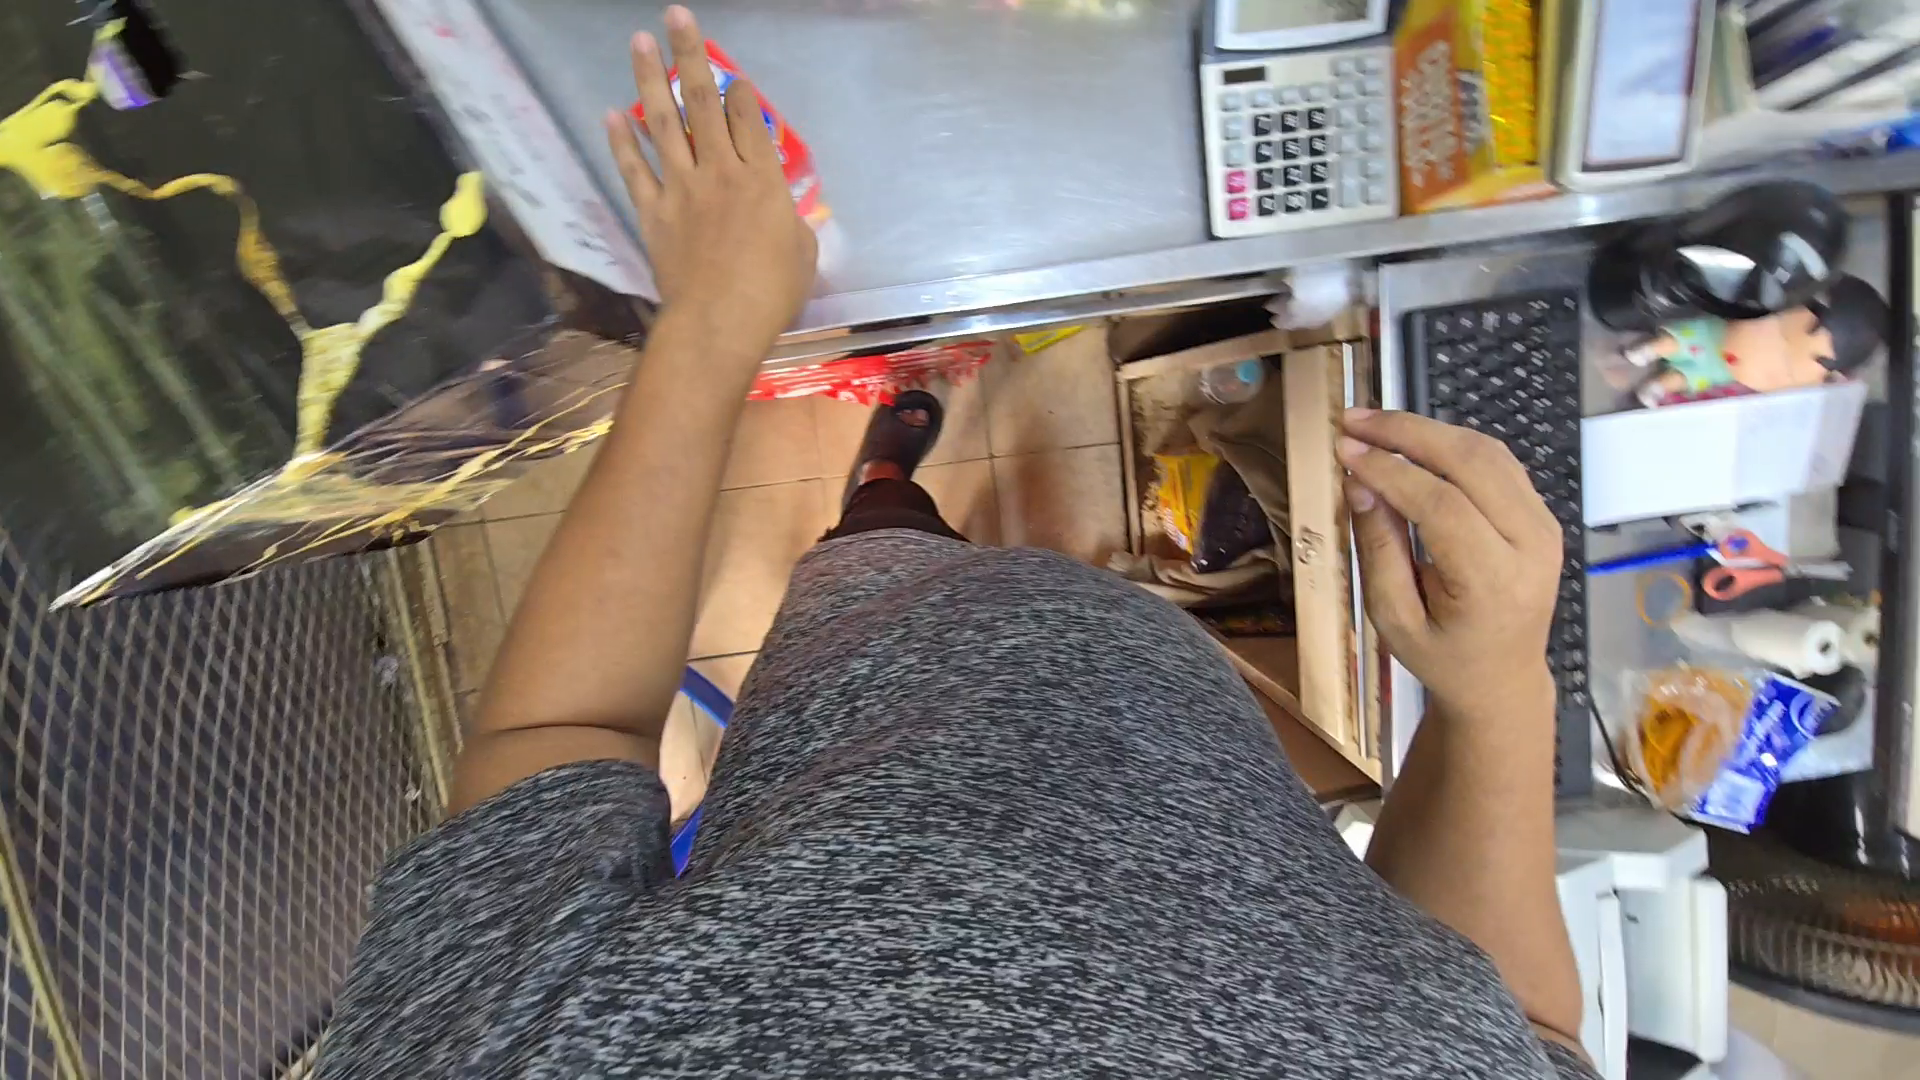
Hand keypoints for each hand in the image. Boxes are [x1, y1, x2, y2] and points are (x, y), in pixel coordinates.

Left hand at [603, 6, 817, 351]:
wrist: (720, 320)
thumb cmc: (773, 292)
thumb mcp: (803, 255)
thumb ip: (791, 222)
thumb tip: (781, 211)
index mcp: (762, 181)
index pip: (749, 120)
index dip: (741, 94)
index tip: (735, 79)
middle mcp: (720, 171)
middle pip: (703, 104)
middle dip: (690, 56)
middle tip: (676, 15)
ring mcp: (681, 189)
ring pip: (663, 124)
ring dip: (649, 79)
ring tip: (639, 42)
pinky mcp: (653, 212)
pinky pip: (634, 170)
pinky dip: (622, 141)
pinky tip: (613, 114)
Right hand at [1338, 410, 1561, 721]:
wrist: (1501, 678)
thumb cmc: (1439, 656)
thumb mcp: (1392, 617)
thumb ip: (1379, 549)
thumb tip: (1360, 485)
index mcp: (1493, 581)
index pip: (1441, 505)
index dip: (1389, 471)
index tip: (1343, 450)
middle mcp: (1531, 544)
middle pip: (1471, 463)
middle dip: (1407, 433)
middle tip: (1352, 419)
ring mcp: (1543, 524)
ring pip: (1487, 452)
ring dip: (1426, 429)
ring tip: (1372, 422)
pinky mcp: (1539, 514)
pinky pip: (1496, 461)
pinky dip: (1449, 442)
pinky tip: (1409, 439)